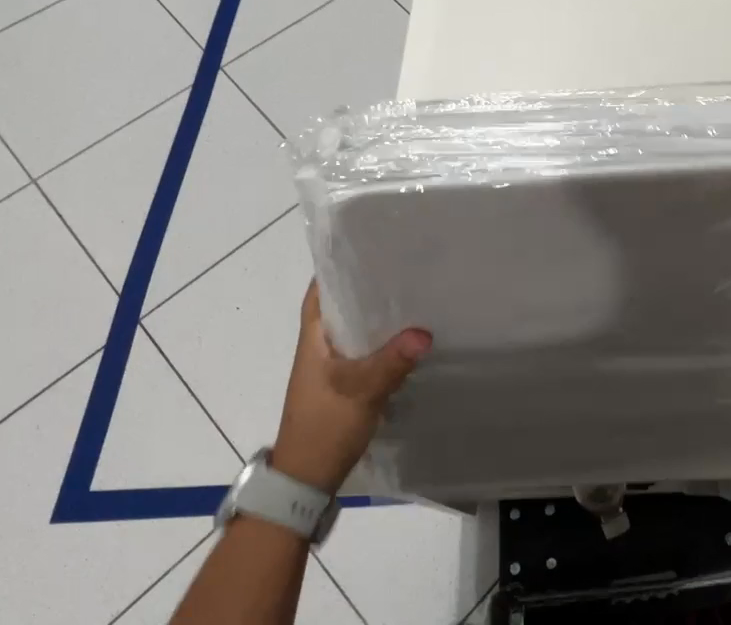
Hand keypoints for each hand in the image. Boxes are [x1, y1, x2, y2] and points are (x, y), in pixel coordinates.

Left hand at [271, 281, 431, 492]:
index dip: (336, 269)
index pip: (319, 292)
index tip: (366, 248)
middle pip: (341, 308)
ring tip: (413, 297)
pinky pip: (365, 354)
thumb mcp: (359, 392)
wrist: (305, 481)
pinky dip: (382, 343)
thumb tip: (424, 331)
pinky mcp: (344, 388)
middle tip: (403, 268)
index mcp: (312, 340)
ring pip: (355, 332)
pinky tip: (408, 341)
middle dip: (366, 289)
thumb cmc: (323, 427)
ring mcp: (331, 370)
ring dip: (376, 317)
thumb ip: (391, 362)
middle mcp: (319, 349)